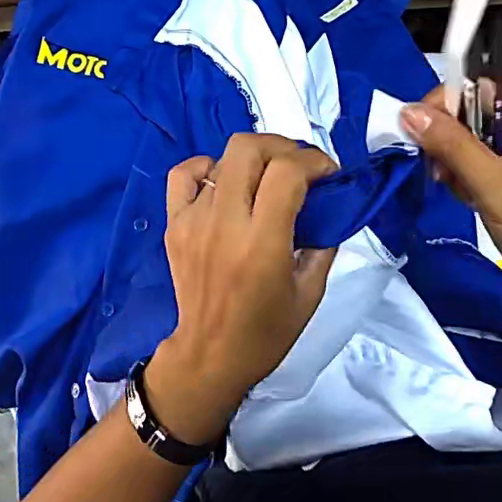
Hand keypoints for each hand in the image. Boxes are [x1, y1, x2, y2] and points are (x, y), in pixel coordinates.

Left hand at [147, 134, 339, 446]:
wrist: (209, 355)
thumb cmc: (266, 331)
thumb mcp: (311, 291)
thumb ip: (322, 242)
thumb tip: (327, 203)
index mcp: (261, 243)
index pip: (286, 172)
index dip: (315, 161)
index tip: (328, 174)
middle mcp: (224, 222)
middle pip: (248, 148)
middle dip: (282, 146)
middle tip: (299, 166)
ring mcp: (193, 220)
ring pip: (221, 158)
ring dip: (253, 160)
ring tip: (266, 177)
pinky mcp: (173, 223)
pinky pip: (183, 174)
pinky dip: (205, 167)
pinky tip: (222, 180)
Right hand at [401, 78, 501, 283]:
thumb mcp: (495, 186)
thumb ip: (451, 145)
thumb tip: (406, 111)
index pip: (481, 86)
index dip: (444, 105)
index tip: (416, 134)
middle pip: (475, 109)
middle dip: (452, 141)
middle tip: (443, 174)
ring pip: (473, 134)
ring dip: (458, 162)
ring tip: (464, 192)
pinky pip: (482, 154)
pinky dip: (469, 174)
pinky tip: (473, 197)